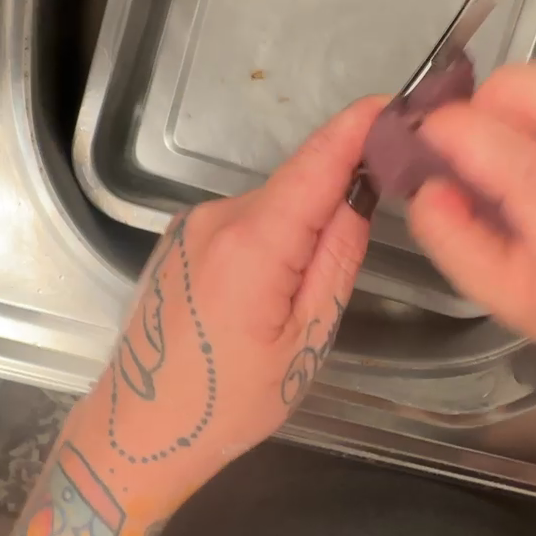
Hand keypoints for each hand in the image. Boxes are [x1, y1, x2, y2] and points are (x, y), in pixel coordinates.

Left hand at [96, 98, 379, 484]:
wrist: (140, 430)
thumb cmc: (228, 402)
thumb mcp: (304, 343)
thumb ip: (335, 263)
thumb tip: (356, 200)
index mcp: (251, 243)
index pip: (315, 164)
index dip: (356, 129)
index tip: (395, 105)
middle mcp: (215, 219)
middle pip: (295, 186)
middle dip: (335, 198)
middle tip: (364, 243)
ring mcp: (191, 227)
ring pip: (270, 208)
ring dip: (300, 230)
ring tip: (299, 298)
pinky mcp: (180, 242)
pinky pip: (243, 225)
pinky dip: (271, 241)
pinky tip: (266, 295)